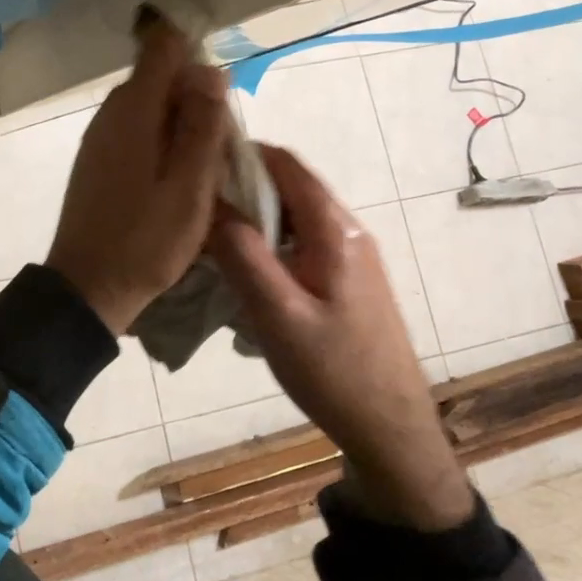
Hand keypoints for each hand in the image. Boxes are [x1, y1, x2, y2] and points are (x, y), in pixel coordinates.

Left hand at [46, 19, 229, 336]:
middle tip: (222, 140)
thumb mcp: (190, 186)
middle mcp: (110, 113)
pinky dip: (162, 140)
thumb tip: (210, 70)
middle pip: (158, 78)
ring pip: (149, 107)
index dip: (193, 46)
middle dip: (194, 95)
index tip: (222, 75)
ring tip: (206, 165)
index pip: (161, 48)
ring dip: (181, 122)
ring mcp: (100, 136)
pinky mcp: (98, 159)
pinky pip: (137, 130)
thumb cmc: (146, 239)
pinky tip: (179, 177)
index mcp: (133, 111)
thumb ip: (201, 126)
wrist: (89, 284)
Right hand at [208, 146, 474, 530]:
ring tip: (206, 225)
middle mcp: (347, 231)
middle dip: (240, 180)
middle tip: (191, 197)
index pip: (286, 164)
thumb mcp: (277, 314)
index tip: (195, 160)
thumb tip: (209, 201)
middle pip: (289, 183)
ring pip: (292, 211)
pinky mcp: (345, 276)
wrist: (390, 428)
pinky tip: (239, 259)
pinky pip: (298, 235)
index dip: (241, 152)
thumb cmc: (333, 370)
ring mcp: (349, 254)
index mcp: (335, 231)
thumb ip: (242, 254)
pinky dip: (266, 233)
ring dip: (251, 208)